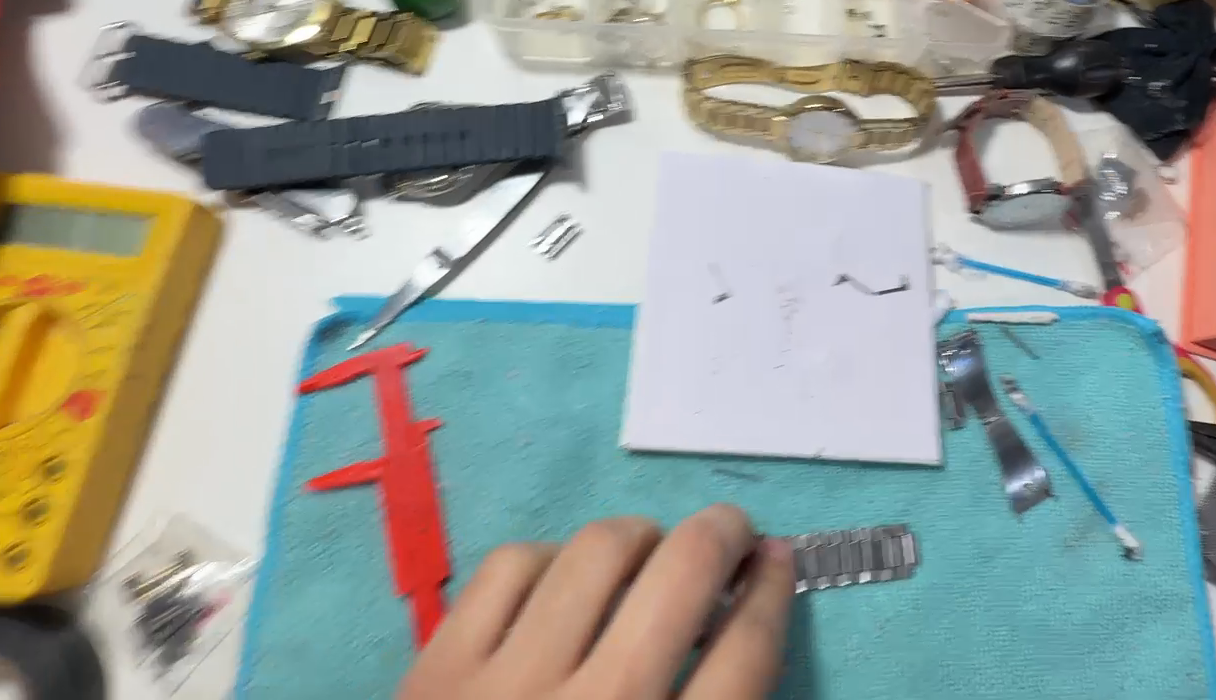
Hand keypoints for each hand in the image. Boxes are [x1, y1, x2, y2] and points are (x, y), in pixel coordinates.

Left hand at [398, 505, 792, 699]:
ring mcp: (506, 688)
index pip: (745, 654)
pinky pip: (512, 565)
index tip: (778, 558)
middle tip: (732, 532)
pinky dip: (549, 559)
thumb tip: (744, 624)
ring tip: (647, 552)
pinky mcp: (436, 673)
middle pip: (682, 575)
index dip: (773, 591)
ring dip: (640, 537)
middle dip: (723, 534)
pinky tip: (560, 583)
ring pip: (598, 550)